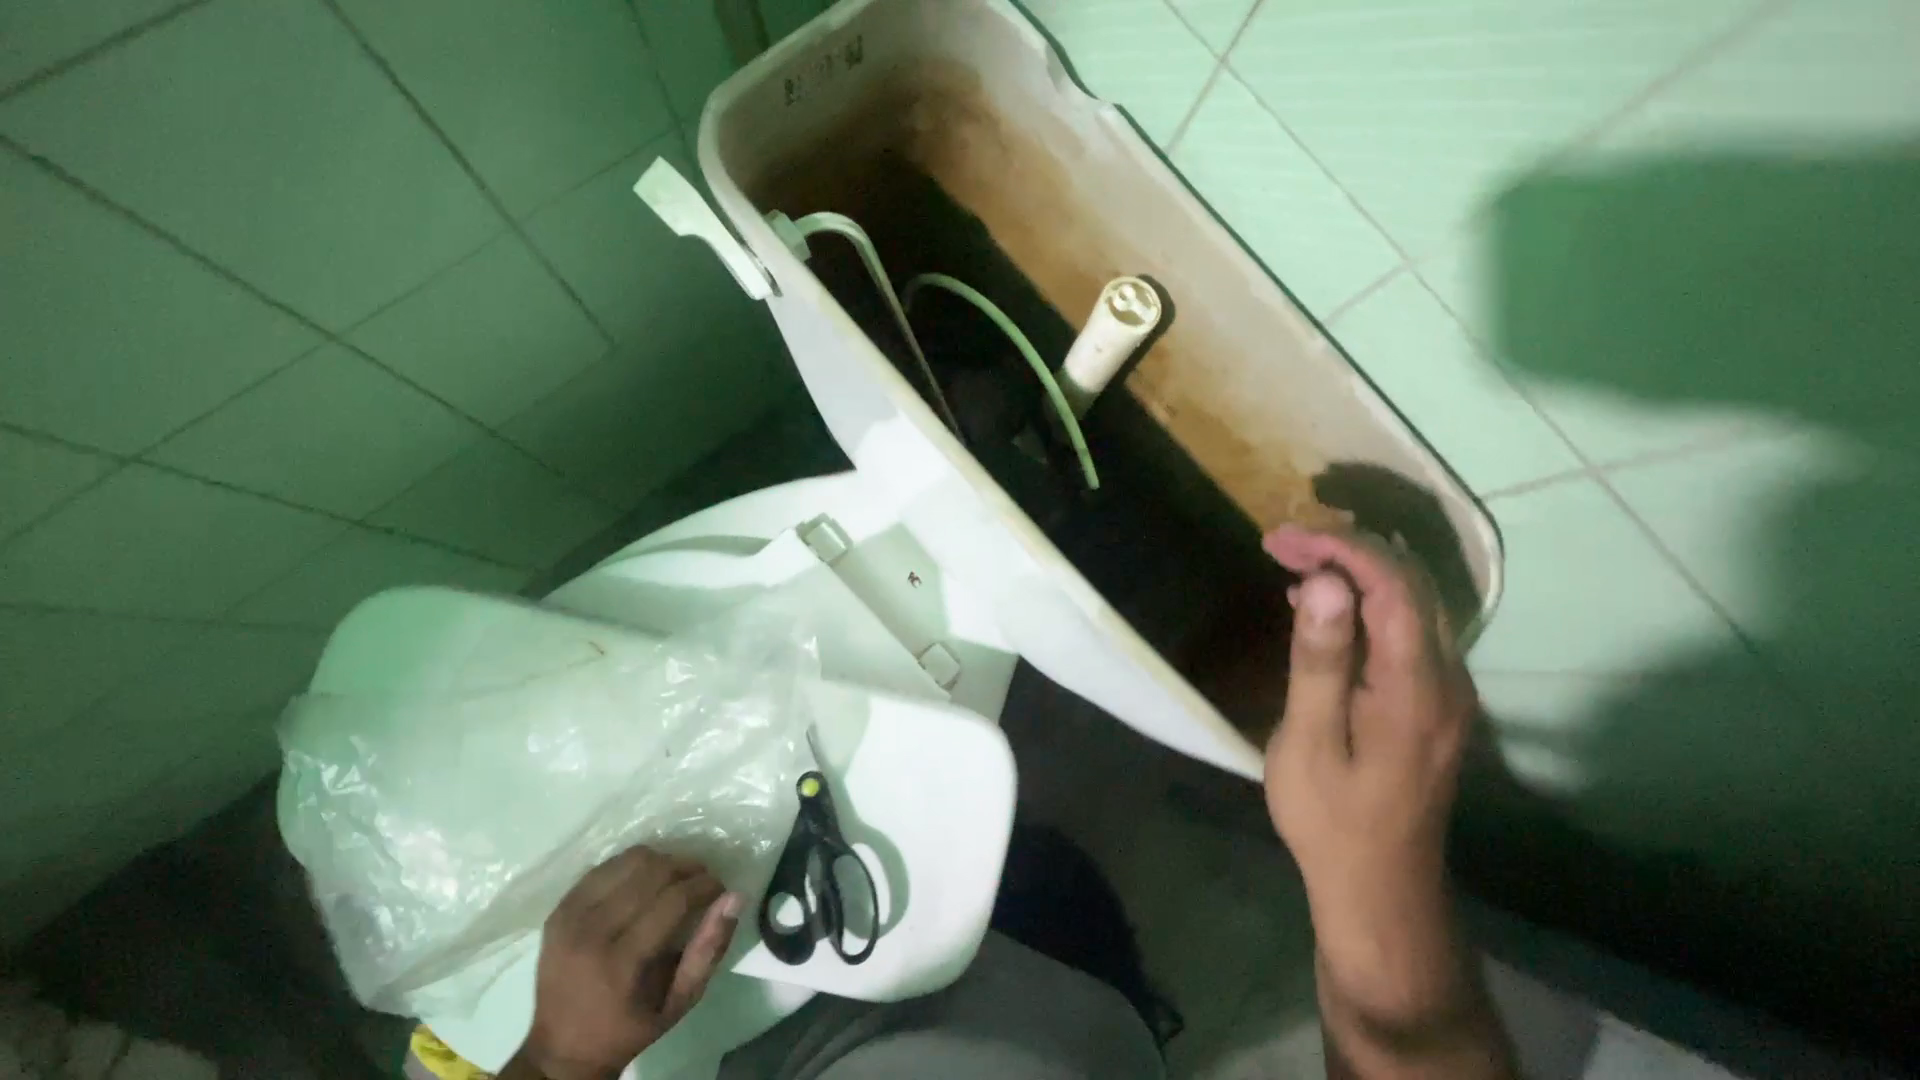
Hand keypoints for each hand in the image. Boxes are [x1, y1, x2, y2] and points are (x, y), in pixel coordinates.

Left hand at [513, 848, 741, 1079]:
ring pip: (628, 860)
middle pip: (652, 872)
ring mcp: (570, 916)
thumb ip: (709, 949)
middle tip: (702, 879)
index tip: (720, 888)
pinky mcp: (559, 909)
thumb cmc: (629, 1027)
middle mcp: (591, 932)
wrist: (561, 1048)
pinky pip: (604, 867)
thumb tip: (735, 898)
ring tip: (675, 877)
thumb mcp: (680, 1001)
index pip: (673, 900)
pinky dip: (632, 867)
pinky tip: (644, 881)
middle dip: (687, 867)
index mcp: (621, 962)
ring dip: (661, 861)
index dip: (704, 885)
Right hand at [1261, 528, 1476, 1018]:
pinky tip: (1326, 607)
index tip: (1280, 538)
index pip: (1392, 585)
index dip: (1340, 547)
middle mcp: (1448, 678)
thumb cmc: (1331, 816)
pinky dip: (1368, 602)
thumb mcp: (1308, 741)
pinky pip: (1409, 630)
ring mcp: (1449, 691)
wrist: (1379, 887)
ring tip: (1295, 562)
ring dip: (1358, 571)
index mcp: (1416, 685)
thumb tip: (1326, 584)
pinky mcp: (1435, 703)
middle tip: (1280, 543)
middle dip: (1347, 549)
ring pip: (1414, 603)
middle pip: (1411, 584)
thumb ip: (1320, 660)